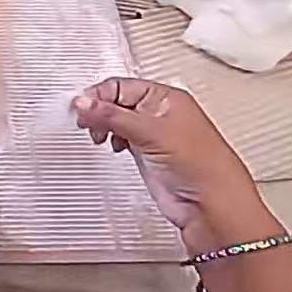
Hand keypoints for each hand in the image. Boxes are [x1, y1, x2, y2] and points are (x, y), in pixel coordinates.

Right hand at [72, 79, 268, 247]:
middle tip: (86, 121)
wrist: (210, 205)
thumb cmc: (201, 167)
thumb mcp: (150, 132)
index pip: (121, 86)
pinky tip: (112, 144)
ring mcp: (152, 133)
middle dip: (97, 110)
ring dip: (102, 125)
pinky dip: (110, 138)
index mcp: (166, 98)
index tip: (81, 108)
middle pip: (116, 101)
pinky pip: (120, 136)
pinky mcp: (146, 152)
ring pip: (116, 119)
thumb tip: (84, 102)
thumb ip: (111, 116)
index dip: (98, 95)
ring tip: (98, 134)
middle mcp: (158, 113)